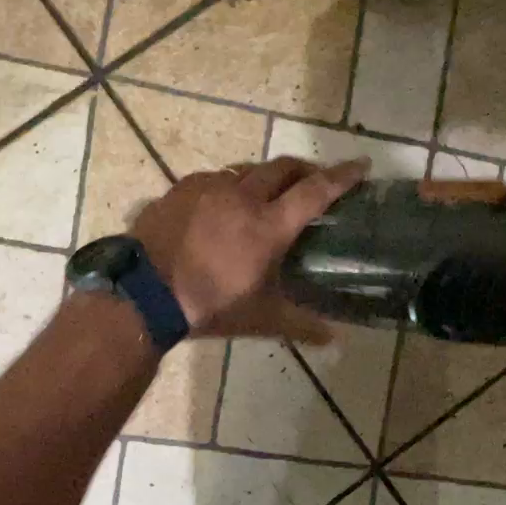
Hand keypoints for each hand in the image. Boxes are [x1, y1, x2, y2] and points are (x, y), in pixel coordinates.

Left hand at [130, 156, 367, 341]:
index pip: (316, 191)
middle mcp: (242, 196)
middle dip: (305, 170)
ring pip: (246, 170)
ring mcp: (208, 188)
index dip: (342, 176)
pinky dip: (229, 187)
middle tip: (315, 180)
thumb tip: (335, 339)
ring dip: (265, 177)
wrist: (144, 295)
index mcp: (269, 224)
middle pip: (283, 168)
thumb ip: (300, 324)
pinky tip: (223, 205)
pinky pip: (214, 179)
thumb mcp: (260, 319)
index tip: (361, 165)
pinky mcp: (180, 189)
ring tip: (268, 193)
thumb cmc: (208, 306)